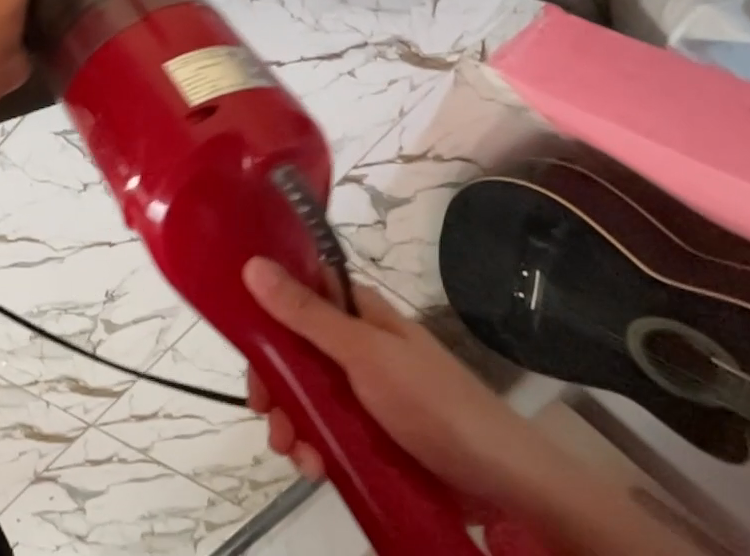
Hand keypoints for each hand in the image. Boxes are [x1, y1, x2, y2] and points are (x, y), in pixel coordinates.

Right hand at [241, 257, 560, 505]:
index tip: (241, 335)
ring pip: (303, 394)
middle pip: (292, 349)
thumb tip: (251, 264)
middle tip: (263, 409)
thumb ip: (307, 314)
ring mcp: (364, 390)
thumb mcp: (365, 354)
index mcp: (360, 314)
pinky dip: (311, 446)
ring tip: (293, 453)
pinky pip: (324, 429)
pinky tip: (313, 466)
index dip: (264, 307)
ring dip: (289, 422)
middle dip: (272, 383)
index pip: (299, 292)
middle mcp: (358, 346)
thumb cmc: (436, 405)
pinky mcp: (370, 430)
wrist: (508, 485)